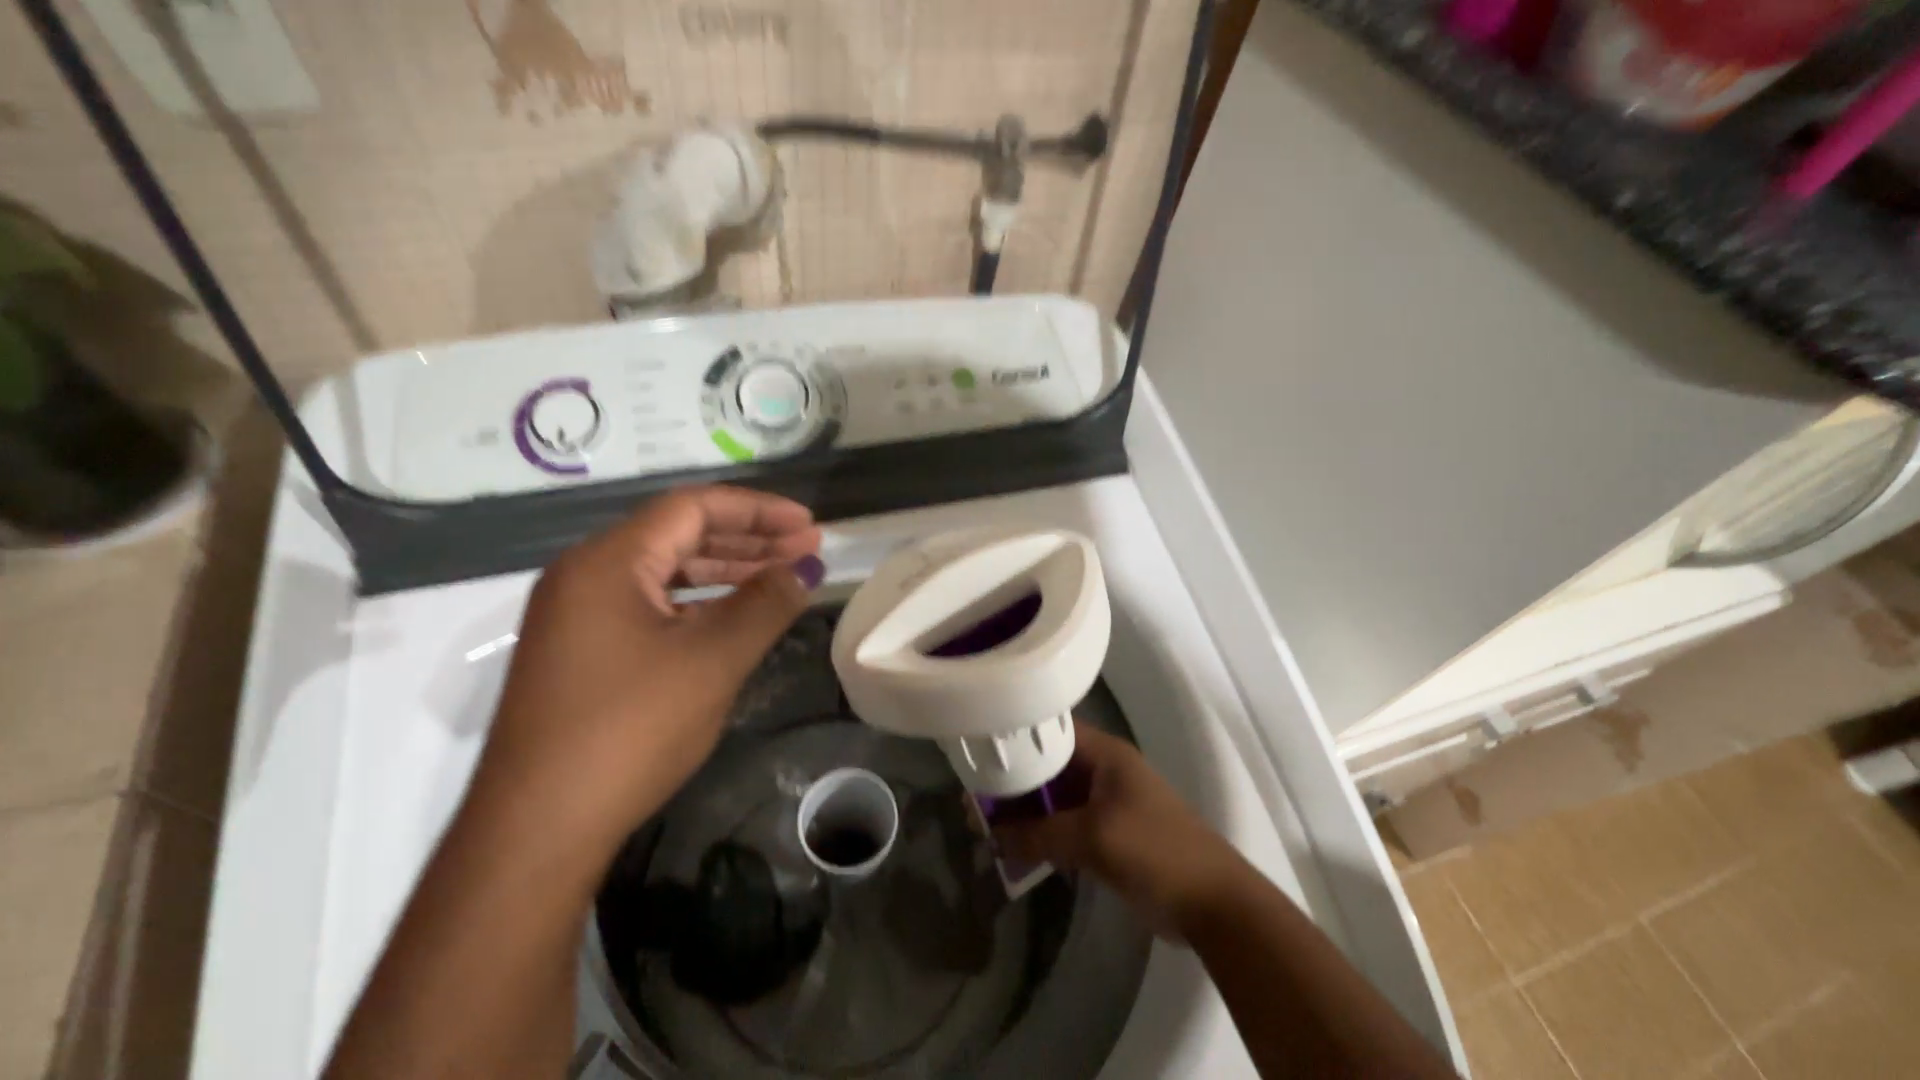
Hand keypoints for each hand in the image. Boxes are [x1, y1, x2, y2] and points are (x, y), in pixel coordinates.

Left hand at [473, 486, 824, 850]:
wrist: (539, 824)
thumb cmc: (629, 730)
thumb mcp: (710, 662)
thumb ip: (764, 605)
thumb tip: (804, 566)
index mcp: (608, 561)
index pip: (691, 508)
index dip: (757, 511)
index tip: (809, 525)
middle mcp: (583, 575)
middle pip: (675, 535)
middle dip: (746, 540)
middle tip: (805, 550)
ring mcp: (574, 616)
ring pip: (660, 575)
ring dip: (722, 573)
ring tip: (779, 580)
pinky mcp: (576, 654)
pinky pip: (645, 608)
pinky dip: (693, 606)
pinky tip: (730, 622)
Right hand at [994, 723, 1245, 938]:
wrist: (1212, 903)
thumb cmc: (1155, 852)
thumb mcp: (1092, 837)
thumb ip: (1038, 834)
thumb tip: (991, 837)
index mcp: (1106, 756)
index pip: (1050, 731)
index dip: (1014, 740)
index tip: (977, 754)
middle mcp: (1103, 773)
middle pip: (1047, 767)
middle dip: (1011, 784)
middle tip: (971, 801)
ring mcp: (1106, 806)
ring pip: (1053, 801)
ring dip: (1023, 814)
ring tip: (981, 827)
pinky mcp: (1107, 838)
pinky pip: (1063, 829)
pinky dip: (1039, 836)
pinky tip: (1011, 850)